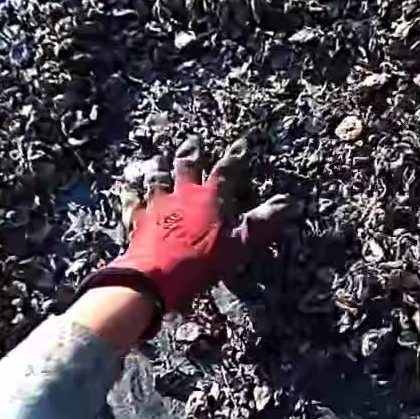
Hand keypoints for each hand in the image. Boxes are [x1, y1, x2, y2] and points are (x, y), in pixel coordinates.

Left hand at [80, 138, 299, 333]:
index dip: (236, 156)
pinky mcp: (138, 219)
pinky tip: (129, 188)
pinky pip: (133, 200)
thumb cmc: (201, 262)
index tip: (243, 143)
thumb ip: (262, 223)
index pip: (227, 170)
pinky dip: (131, 193)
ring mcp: (157, 204)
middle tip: (193, 141)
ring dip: (159, 167)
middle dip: (192, 152)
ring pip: (157, 177)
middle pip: (187, 165)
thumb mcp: (238, 245)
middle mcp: (182, 193)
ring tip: (158, 159)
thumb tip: (291, 203)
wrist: (155, 277)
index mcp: (210, 197)